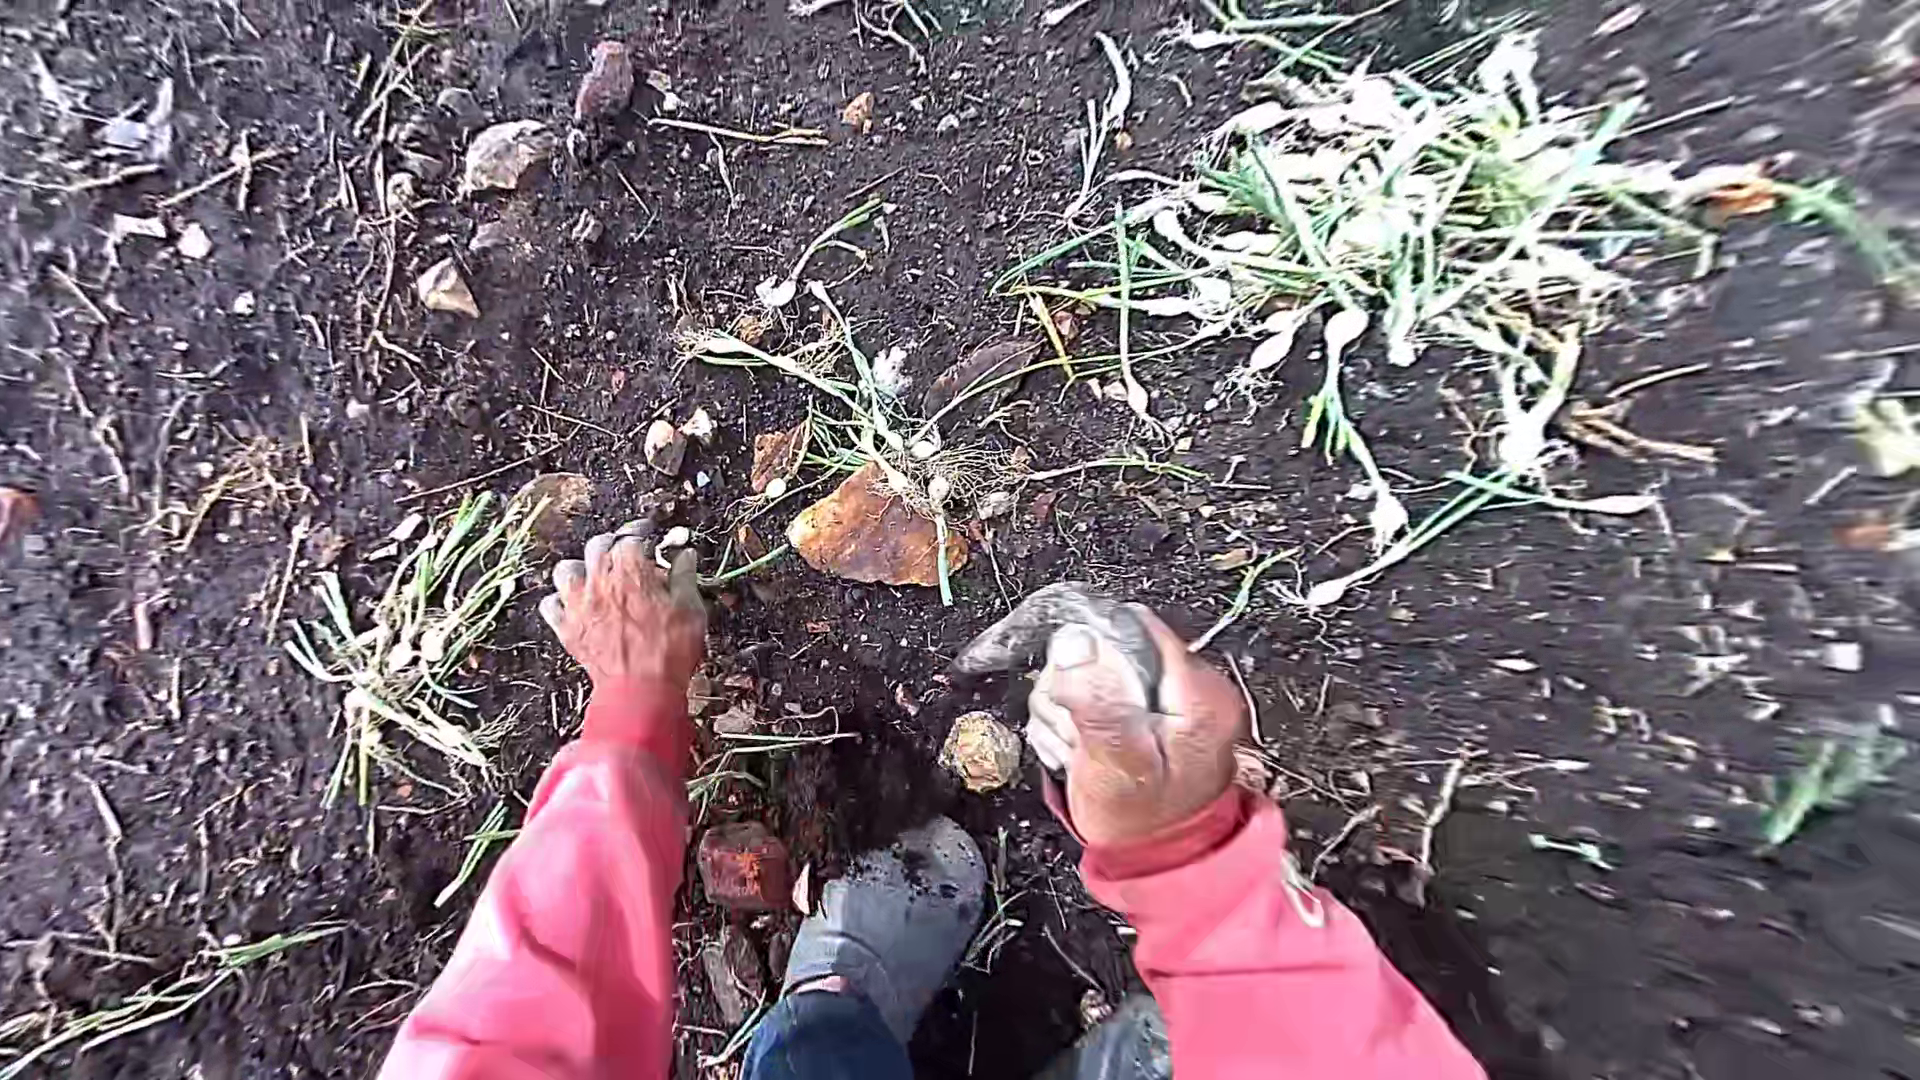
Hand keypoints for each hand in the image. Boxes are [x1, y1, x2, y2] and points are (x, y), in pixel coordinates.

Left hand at [539, 523, 705, 691]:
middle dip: (614, 543)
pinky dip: (562, 599)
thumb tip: (685, 555)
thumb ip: (684, 576)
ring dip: (583, 567)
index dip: (642, 530)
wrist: (640, 689)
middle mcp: (600, 582)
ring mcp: (578, 605)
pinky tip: (578, 603)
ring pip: (567, 569)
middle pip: (597, 546)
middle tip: (627, 550)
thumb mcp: (691, 608)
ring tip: (598, 575)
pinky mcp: (567, 628)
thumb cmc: (670, 648)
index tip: (650, 532)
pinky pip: (551, 604)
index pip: (631, 536)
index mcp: (633, 572)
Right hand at [1028, 608, 1246, 848]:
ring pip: (1083, 669)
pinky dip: (1068, 719)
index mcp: (1196, 689)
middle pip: (1102, 647)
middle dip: (1073, 689)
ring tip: (1076, 747)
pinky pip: (1082, 691)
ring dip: (1064, 708)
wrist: (1150, 862)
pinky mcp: (1134, 708)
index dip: (1094, 649)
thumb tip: (1075, 639)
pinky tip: (1076, 747)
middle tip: (1076, 733)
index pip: (1133, 626)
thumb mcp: (1118, 760)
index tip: (1076, 691)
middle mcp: (1181, 683)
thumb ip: (1098, 700)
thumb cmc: (1140, 818)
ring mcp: (1156, 696)